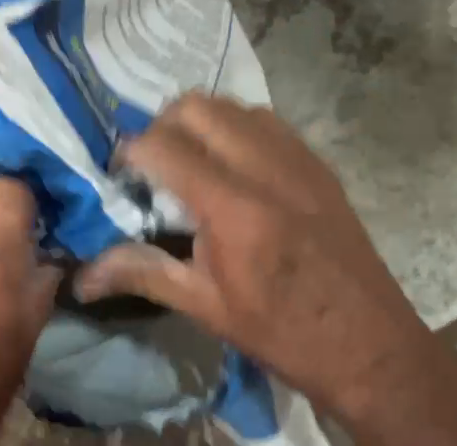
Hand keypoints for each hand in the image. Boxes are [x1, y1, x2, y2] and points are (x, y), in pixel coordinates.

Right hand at [74, 96, 456, 445]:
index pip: (163, 146)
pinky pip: (264, 119)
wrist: (376, 352)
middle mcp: (265, 170)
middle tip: (155, 162)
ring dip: (199, 121)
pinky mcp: (318, 165)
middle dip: (162, 125)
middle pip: (194, 107)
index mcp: (234, 209)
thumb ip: (141, 272)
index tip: (122, 174)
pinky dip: (236, 126)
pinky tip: (233, 164)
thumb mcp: (206, 308)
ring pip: (230, 104)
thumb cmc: (284, 333)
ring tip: (191, 159)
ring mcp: (298, 162)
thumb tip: (80, 277)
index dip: (130, 152)